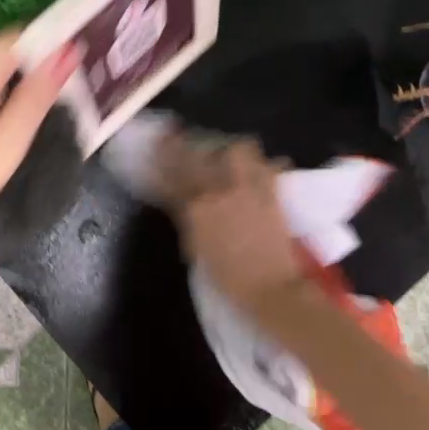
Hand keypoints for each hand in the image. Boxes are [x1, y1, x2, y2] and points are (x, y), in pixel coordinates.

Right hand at [164, 136, 314, 321]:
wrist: (271, 286)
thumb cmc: (229, 278)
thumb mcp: (197, 250)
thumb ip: (186, 220)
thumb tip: (179, 202)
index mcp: (195, 209)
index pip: (171, 176)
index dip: (161, 160)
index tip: (156, 149)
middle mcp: (219, 191)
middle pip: (198, 155)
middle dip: (185, 146)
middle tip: (183, 143)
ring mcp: (247, 188)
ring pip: (236, 150)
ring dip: (229, 150)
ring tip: (226, 155)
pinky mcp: (272, 192)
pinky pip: (268, 166)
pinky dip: (266, 164)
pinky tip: (265, 166)